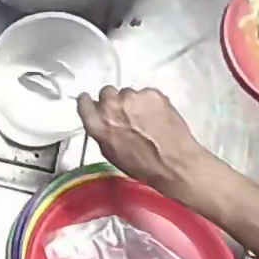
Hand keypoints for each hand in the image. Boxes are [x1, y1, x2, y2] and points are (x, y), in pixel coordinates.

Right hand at [76, 87, 216, 197]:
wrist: (174, 163)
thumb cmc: (142, 165)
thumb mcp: (111, 153)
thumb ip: (102, 132)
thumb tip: (102, 122)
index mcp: (98, 124)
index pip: (84, 102)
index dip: (90, 103)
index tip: (96, 105)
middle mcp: (112, 106)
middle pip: (107, 93)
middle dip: (115, 102)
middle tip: (127, 115)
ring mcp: (133, 97)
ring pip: (128, 93)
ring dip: (134, 103)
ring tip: (146, 120)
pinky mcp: (152, 93)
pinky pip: (146, 94)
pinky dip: (151, 103)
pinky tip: (158, 117)